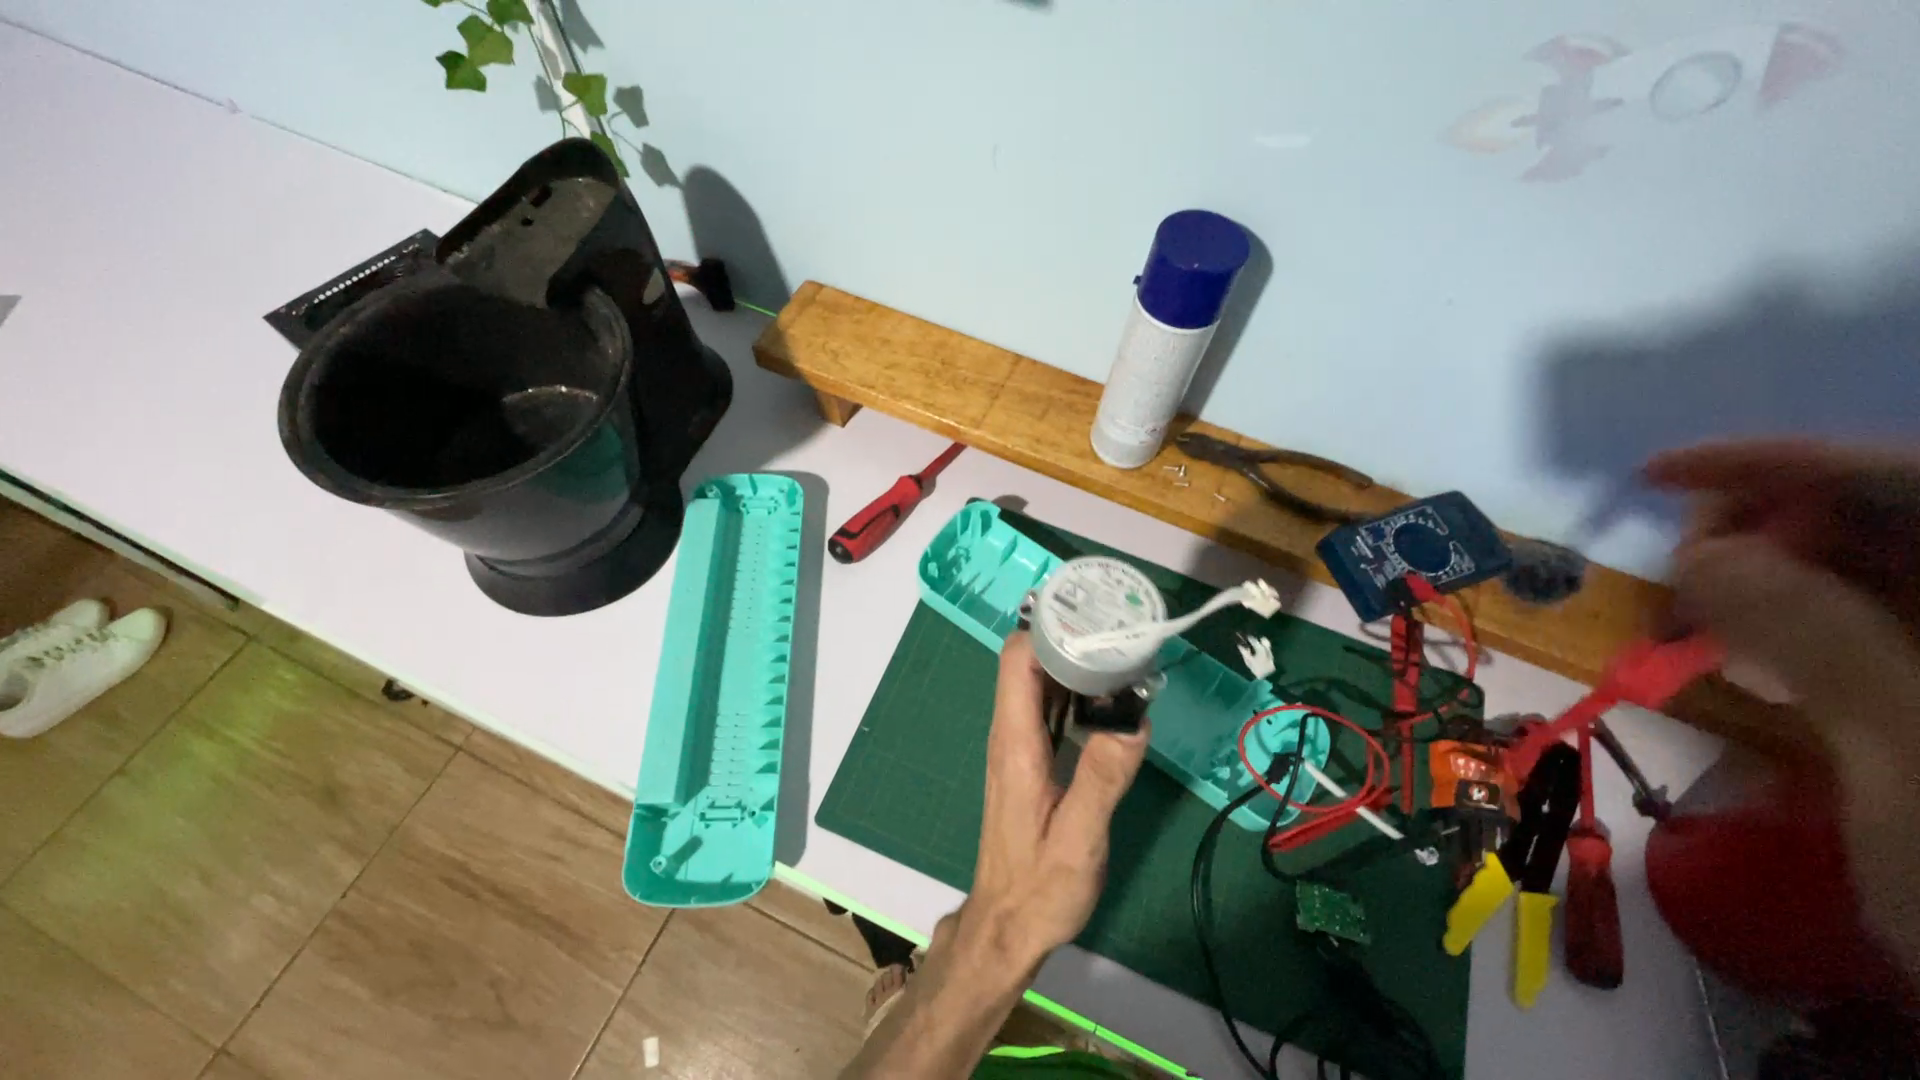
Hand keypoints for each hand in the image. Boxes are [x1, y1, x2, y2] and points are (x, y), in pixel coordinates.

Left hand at [950, 632, 1150, 982]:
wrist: (1008, 924)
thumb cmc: (1041, 887)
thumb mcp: (1079, 840)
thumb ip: (1102, 779)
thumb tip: (1133, 717)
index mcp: (1016, 742)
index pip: (1019, 661)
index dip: (1052, 630)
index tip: (1098, 618)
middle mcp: (1011, 734)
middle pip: (1030, 663)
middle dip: (1073, 639)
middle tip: (1125, 631)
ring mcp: (1019, 746)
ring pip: (1041, 684)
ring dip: (1078, 664)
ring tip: (1126, 653)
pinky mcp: (1030, 760)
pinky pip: (1050, 709)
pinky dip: (1078, 693)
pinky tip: (1113, 698)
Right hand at [1647, 439, 1919, 973]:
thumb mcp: (1914, 761)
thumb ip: (1820, 641)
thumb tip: (1705, 553)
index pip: (1906, 478)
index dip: (1780, 462)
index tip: (1657, 474)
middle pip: (1886, 513)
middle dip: (1766, 522)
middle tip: (1673, 565)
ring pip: (1867, 564)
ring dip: (1766, 571)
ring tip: (1689, 602)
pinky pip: (1863, 615)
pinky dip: (1789, 615)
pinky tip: (1741, 638)